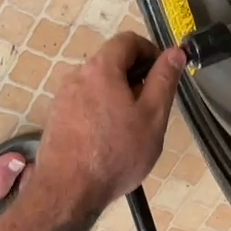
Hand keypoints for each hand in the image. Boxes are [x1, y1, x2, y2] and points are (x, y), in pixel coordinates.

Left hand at [29, 32, 184, 214]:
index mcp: (100, 68)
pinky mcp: (56, 119)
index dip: (151, 51)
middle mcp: (76, 76)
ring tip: (132, 128)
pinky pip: (85, 104)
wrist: (67, 191)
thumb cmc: (116, 154)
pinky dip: (102, 111)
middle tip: (152, 106)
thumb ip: (164, 80)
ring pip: (98, 85)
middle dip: (136, 77)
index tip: (164, 74)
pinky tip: (110, 140)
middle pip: (111, 62)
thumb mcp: (152, 116)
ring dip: (119, 96)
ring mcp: (62, 98)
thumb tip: (175, 52)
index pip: (127, 40)